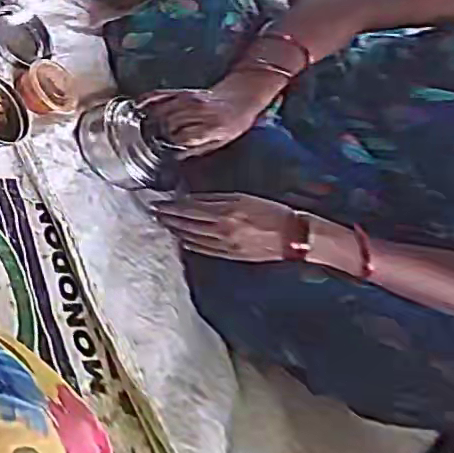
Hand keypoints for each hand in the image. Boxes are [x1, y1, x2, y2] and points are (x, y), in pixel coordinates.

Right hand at [140, 82, 270, 157]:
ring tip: (147, 127)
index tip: (167, 147)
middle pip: (169, 123)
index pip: (183, 137)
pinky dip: (145, 101)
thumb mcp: (224, 139)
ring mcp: (189, 99)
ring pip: (160, 111)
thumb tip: (177, 156)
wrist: (242, 96)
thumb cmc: (233, 120)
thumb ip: (199, 148)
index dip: (173, 143)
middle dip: (160, 133)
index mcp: (214, 126)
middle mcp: (200, 111)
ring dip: (151, 120)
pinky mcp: (181, 91)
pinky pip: (157, 95)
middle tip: (153, 139)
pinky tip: (139, 108)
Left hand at [151, 193, 301, 261]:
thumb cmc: (272, 212)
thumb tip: (188, 198)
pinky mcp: (233, 255)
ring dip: (175, 231)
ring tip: (164, 225)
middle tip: (154, 214)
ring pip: (192, 238)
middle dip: (167, 218)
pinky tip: (183, 240)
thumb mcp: (241, 198)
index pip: (186, 209)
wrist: (299, 236)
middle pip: (185, 224)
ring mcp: (226, 245)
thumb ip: (212, 198)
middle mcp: (221, 230)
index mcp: (223, 213)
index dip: (169, 207)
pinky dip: (191, 244)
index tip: (156, 204)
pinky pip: (205, 250)